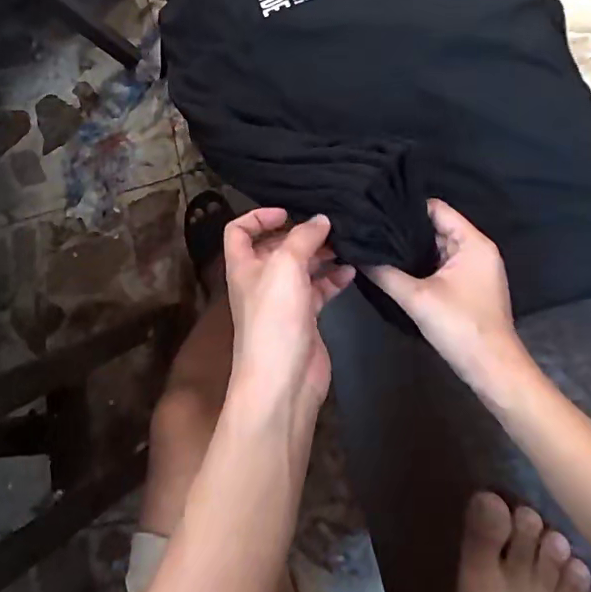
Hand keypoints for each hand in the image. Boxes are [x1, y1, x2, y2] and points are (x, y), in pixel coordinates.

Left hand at [220, 209, 354, 426]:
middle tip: (328, 225)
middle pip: (275, 247)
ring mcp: (281, 300)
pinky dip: (332, 279)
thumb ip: (303, 238)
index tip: (287, 212)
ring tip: (346, 244)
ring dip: (320, 255)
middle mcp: (259, 279)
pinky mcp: (303, 318)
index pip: (238, 230)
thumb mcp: (285, 266)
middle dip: (299, 235)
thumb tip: (320, 219)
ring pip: (300, 268)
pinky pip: (317, 290)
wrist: (283, 379)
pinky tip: (351, 271)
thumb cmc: (274, 317)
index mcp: (242, 265)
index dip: (258, 216)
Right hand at [366, 199, 533, 395]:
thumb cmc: (460, 326)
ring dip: (408, 248)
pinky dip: (417, 264)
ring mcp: (471, 269)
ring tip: (372, 243)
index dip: (404, 206)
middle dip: (402, 227)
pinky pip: (436, 264)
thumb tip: (355, 252)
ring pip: (433, 246)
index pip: (435, 208)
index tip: (374, 208)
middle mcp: (475, 250)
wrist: (492, 371)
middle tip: (367, 226)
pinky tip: (390, 266)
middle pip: (433, 226)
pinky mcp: (465, 286)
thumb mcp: (415, 296)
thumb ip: (383, 271)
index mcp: (472, 243)